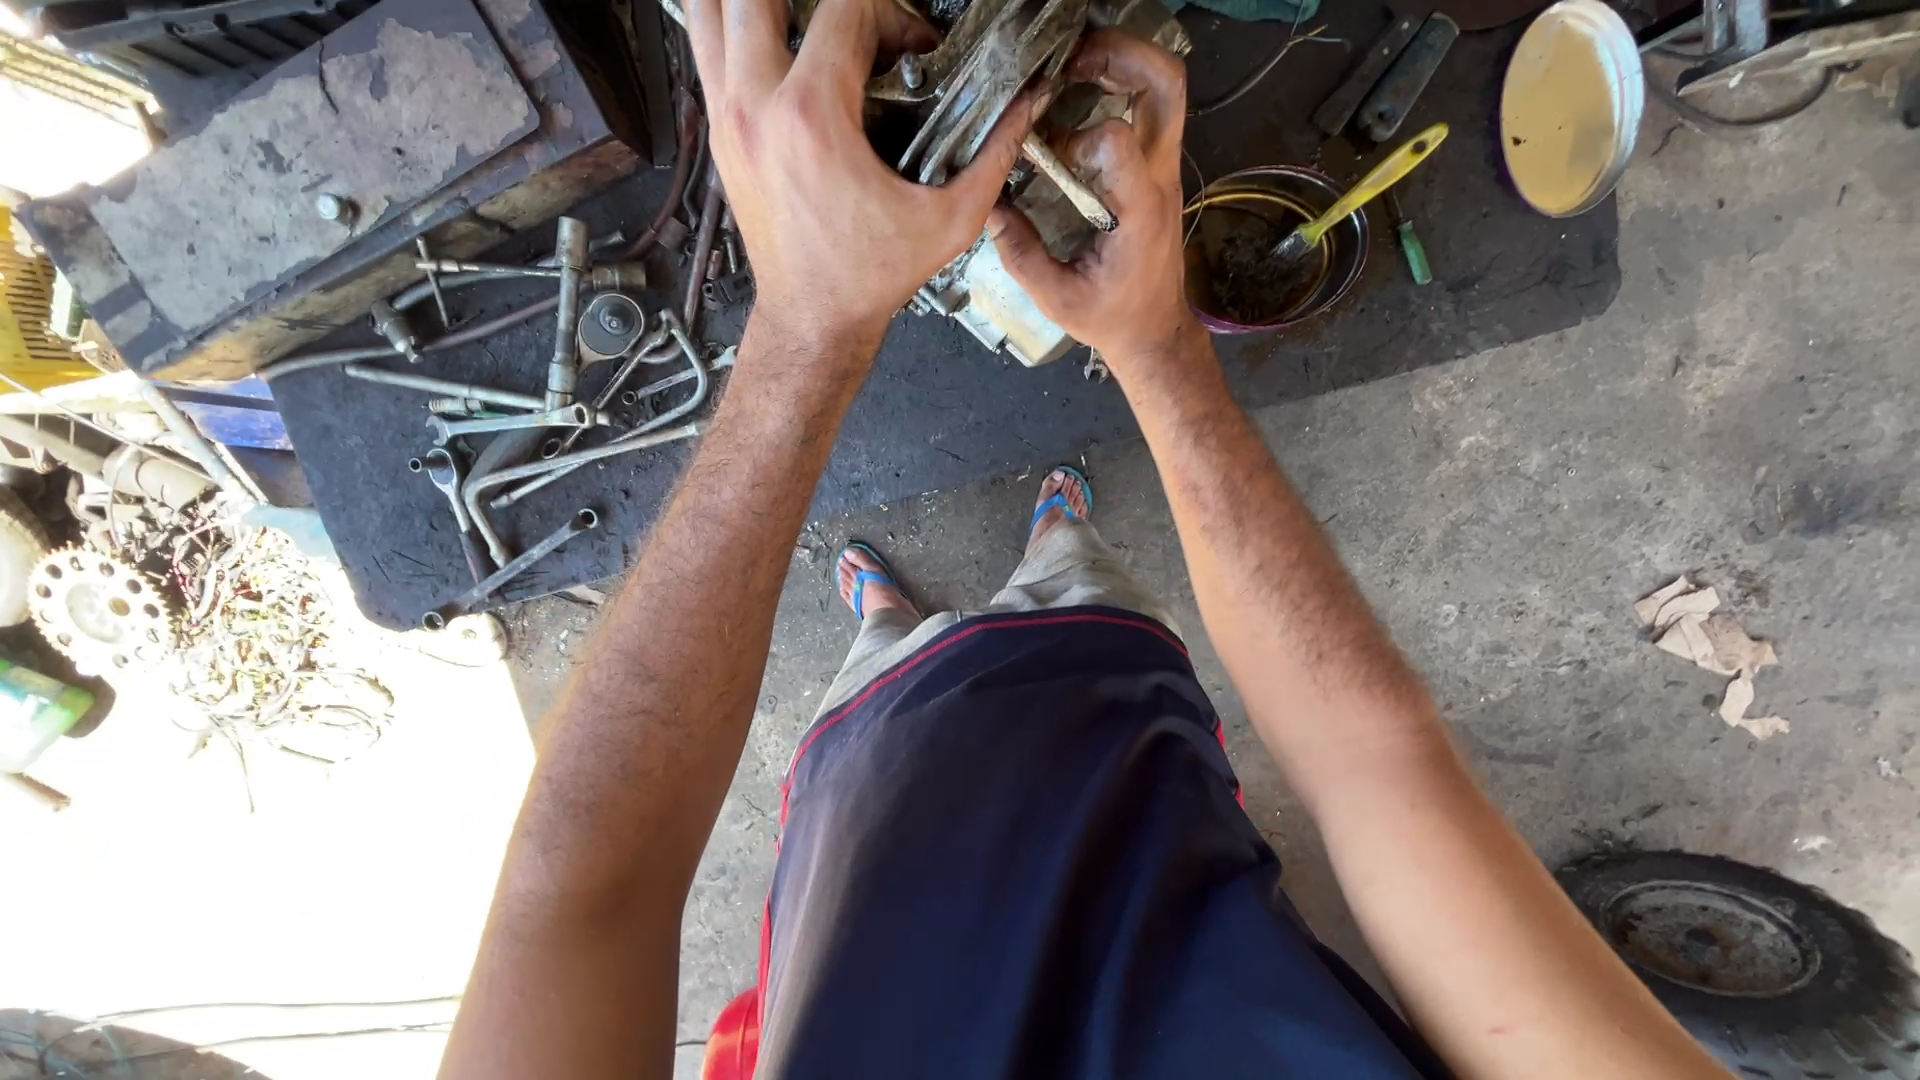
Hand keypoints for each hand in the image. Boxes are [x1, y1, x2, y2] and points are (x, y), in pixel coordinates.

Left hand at [688, 0, 1029, 355]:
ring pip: (709, 8)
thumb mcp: (948, 222)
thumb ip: (993, 157)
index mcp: (813, 119)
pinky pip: (705, 49)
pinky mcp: (720, 136)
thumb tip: (1023, 109)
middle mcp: (758, 108)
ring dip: (755, 0)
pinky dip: (730, 27)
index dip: (891, 13)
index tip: (911, 49)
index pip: (846, 8)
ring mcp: (728, 119)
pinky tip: (770, 42)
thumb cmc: (866, 279)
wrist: (814, 318)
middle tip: (854, 22)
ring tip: (799, 18)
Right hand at [989, 31, 1204, 371]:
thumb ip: (1020, 253)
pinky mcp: (1159, 172)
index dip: (1080, 134)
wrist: (1155, 331)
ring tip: (1073, 70)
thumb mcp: (1057, 298)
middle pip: (1166, 85)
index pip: (1119, 140)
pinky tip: (1079, 101)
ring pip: (1166, 89)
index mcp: (1139, 211)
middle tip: (1072, 61)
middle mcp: (1161, 178)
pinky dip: (1120, 88)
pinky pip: (1152, 111)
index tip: (1055, 157)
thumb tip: (989, 207)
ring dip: (1124, 63)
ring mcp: (1165, 170)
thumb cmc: (1112, 319)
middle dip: (1122, 54)